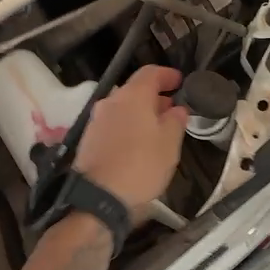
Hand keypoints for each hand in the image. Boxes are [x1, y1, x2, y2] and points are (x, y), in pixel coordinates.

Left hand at [74, 65, 189, 220]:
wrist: (99, 197)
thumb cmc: (141, 166)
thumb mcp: (169, 144)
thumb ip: (176, 121)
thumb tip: (177, 109)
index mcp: (132, 96)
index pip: (151, 72)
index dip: (167, 75)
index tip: (180, 82)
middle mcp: (110, 101)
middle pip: (135, 91)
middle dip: (154, 98)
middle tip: (171, 110)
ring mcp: (96, 120)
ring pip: (123, 109)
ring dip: (140, 114)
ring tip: (156, 129)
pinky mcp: (88, 139)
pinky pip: (113, 125)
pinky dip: (127, 128)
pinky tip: (137, 145)